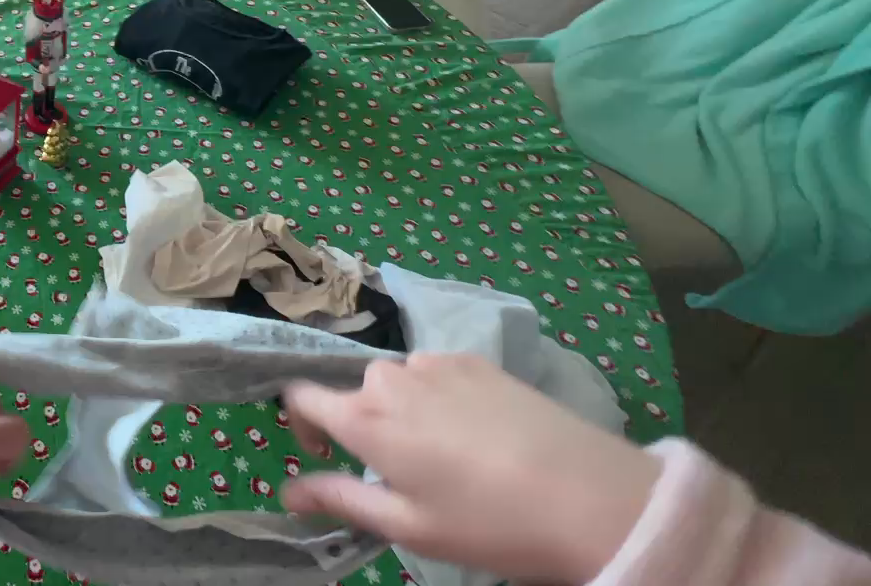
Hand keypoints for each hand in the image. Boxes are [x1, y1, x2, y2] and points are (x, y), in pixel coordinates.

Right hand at [282, 353, 659, 584]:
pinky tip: (483, 432)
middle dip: (369, 427)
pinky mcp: (470, 359)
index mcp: (361, 418)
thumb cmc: (493, 524)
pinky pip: (435, 373)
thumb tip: (286, 494)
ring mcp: (429, 362)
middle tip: (414, 472)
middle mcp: (384, 378)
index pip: (298, 396)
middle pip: (355, 395)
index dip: (302, 423)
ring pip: (397, 385)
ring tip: (455, 452)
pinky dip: (442, 397)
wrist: (600, 500)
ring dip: (406, 411)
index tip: (331, 456)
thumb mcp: (411, 527)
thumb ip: (340, 500)